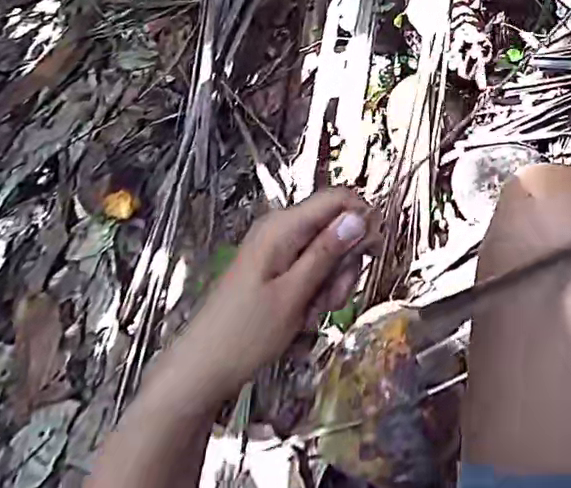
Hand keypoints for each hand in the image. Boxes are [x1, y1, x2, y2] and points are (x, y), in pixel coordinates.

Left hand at [155, 188, 370, 405]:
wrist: (199, 372)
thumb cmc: (245, 334)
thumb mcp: (294, 294)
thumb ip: (328, 252)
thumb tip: (361, 215)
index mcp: (284, 226)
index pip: (338, 198)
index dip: (361, 220)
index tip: (371, 255)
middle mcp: (281, 229)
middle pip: (335, 227)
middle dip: (343, 263)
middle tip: (332, 299)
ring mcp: (277, 249)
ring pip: (327, 252)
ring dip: (330, 283)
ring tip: (312, 314)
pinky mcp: (275, 268)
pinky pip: (310, 268)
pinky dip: (315, 291)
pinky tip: (303, 317)